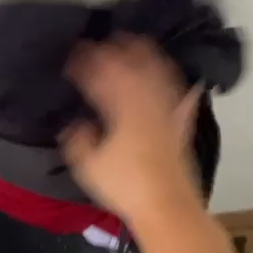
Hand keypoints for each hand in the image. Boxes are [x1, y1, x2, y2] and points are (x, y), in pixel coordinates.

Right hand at [59, 38, 205, 224]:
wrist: (168, 208)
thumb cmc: (125, 186)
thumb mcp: (87, 164)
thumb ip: (77, 139)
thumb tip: (75, 124)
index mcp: (121, 108)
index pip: (100, 75)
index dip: (84, 62)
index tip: (71, 55)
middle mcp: (147, 103)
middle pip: (131, 66)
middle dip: (113, 50)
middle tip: (97, 44)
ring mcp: (168, 112)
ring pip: (158, 73)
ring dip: (144, 55)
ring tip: (132, 44)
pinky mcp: (181, 125)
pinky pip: (180, 94)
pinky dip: (174, 81)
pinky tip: (175, 76)